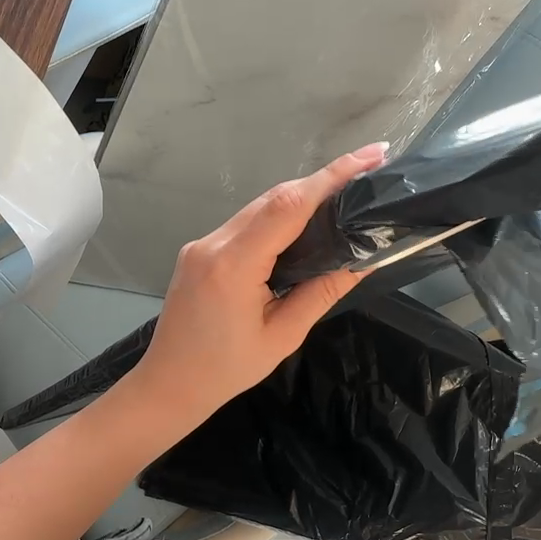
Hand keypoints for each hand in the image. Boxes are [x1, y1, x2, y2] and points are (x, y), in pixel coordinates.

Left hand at [128, 143, 386, 421]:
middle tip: (368, 175)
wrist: (169, 384)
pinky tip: (301, 226)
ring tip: (343, 198)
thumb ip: (322, 291)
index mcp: (233, 265)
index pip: (288, 205)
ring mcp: (199, 246)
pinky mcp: (195, 253)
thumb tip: (363, 258)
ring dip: (297, 201)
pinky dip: (273, 220)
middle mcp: (211, 245)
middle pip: (272, 199)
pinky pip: (241, 225)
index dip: (331, 176)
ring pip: (256, 209)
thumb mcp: (283, 335)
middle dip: (320, 184)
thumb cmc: (225, 370)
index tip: (371, 156)